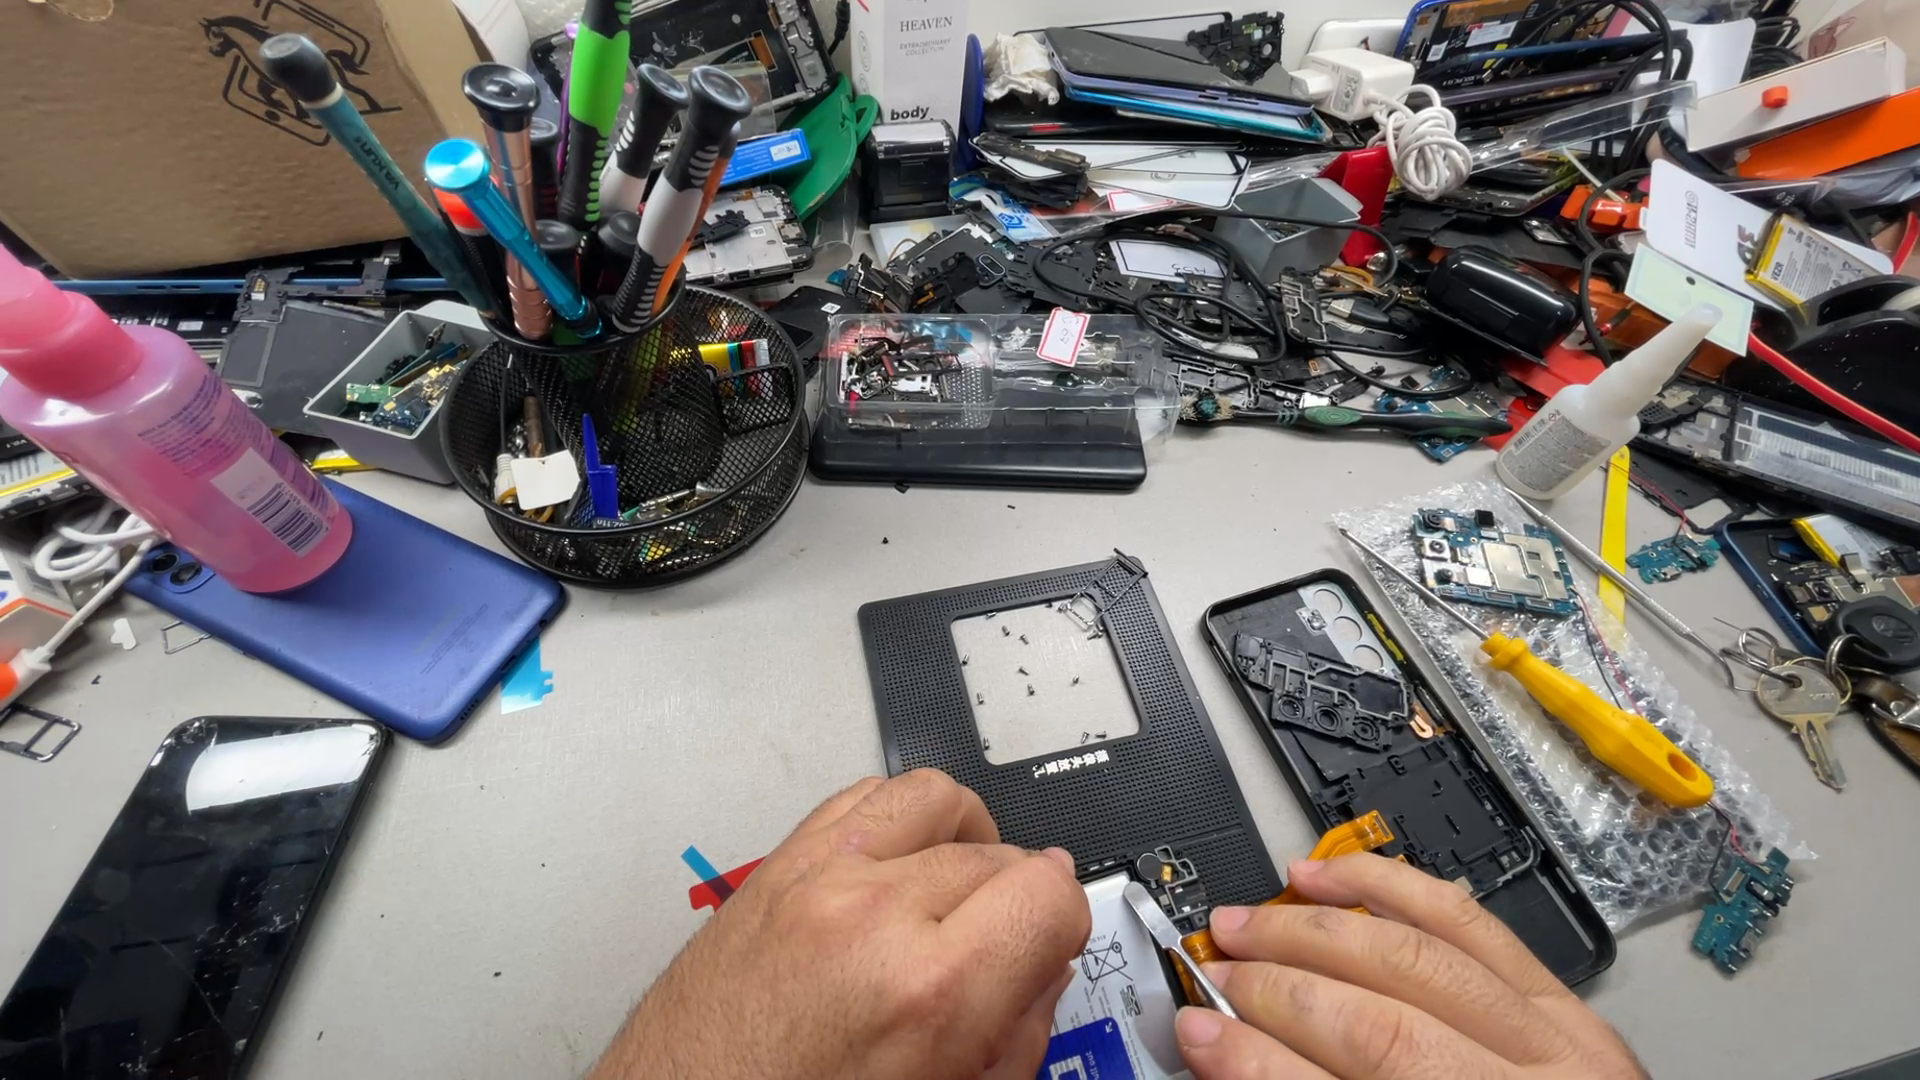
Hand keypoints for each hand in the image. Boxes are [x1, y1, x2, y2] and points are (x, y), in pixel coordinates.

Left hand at [591, 770, 1090, 1079]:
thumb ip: (1018, 1033)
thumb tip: (1044, 956)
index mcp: (928, 991)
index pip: (1051, 892)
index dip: (1065, 918)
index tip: (1052, 937)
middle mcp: (874, 913)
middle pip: (1000, 852)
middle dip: (1015, 897)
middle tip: (999, 942)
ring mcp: (820, 874)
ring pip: (937, 797)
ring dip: (964, 836)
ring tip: (954, 885)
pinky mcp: (779, 860)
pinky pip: (866, 795)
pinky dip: (900, 818)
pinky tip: (898, 863)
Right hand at [1176, 853, 1646, 1079]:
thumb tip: (1222, 1056)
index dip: (1255, 1062)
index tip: (1196, 1033)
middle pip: (1382, 1029)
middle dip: (1275, 992)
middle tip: (1212, 976)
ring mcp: (1566, 1051)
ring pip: (1412, 956)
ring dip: (1308, 931)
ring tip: (1240, 923)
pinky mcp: (1566, 1005)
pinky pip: (1461, 917)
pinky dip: (1381, 883)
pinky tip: (1319, 876)